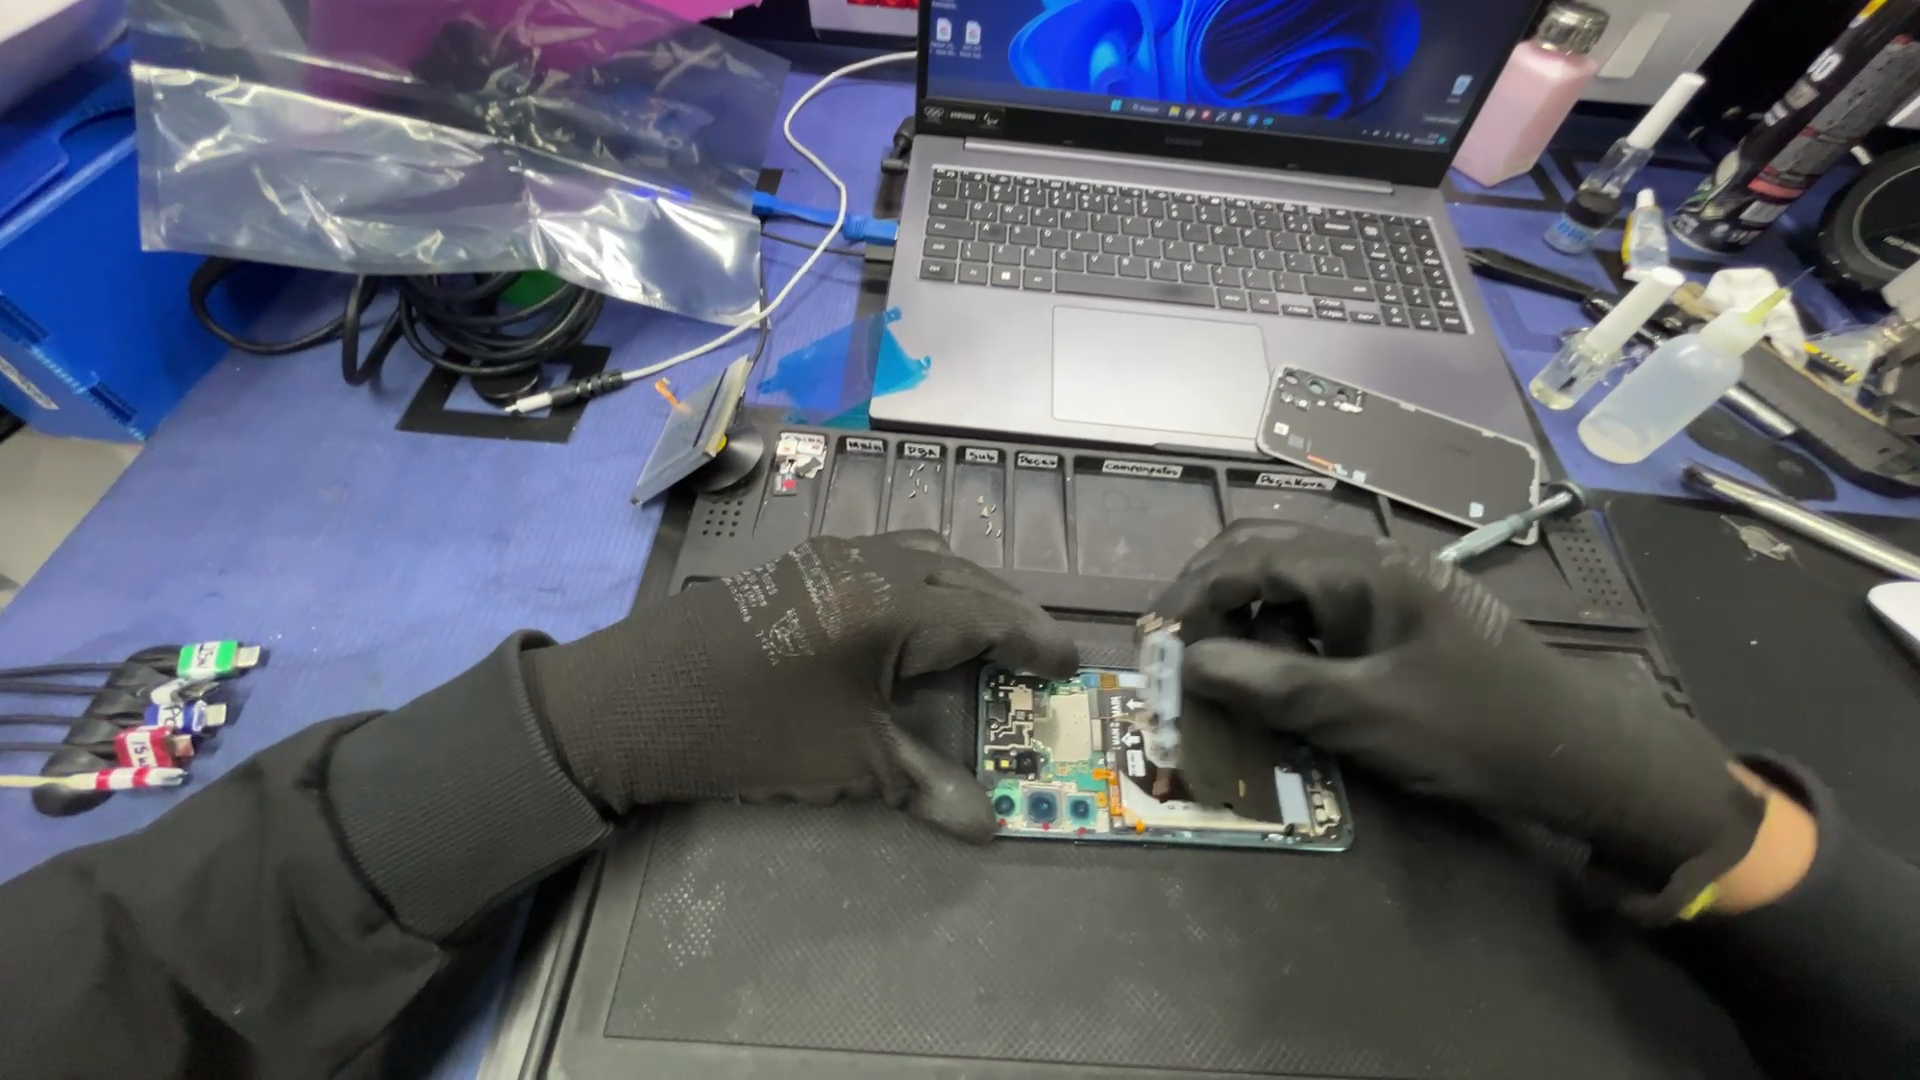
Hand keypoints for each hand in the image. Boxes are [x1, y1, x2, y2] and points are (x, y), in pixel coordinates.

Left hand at [523, 532, 1077, 840]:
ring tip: (982, 630)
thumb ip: (926, 784)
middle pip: (967, 576)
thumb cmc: (748, 730)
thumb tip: (989, 828)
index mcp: (893, 605)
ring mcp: (833, 553)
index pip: (989, 617)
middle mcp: (872, 563)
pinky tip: (913, 615)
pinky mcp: (804, 560)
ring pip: (927, 555)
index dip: (1036, 641)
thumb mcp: (845, 761)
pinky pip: (889, 554)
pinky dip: (924, 578)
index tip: (1070, 663)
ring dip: (966, 587)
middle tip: (1036, 650)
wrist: (632, 699)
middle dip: (1010, 611)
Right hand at [1153, 522, 1766, 913]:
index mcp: (1360, 568)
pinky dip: (1277, 628)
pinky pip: (1313, 605)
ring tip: (1219, 658)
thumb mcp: (1362, 713)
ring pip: (1284, 576)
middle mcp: (1365, 560)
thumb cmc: (1473, 729)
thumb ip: (1269, 683)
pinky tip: (1276, 666)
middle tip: (1174, 637)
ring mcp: (1380, 584)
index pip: (1248, 558)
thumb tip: (1188, 663)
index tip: (1153, 636)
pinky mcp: (1389, 612)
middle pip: (1260, 549)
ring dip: (1241, 609)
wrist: (1584, 756)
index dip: (1191, 594)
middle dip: (1208, 589)